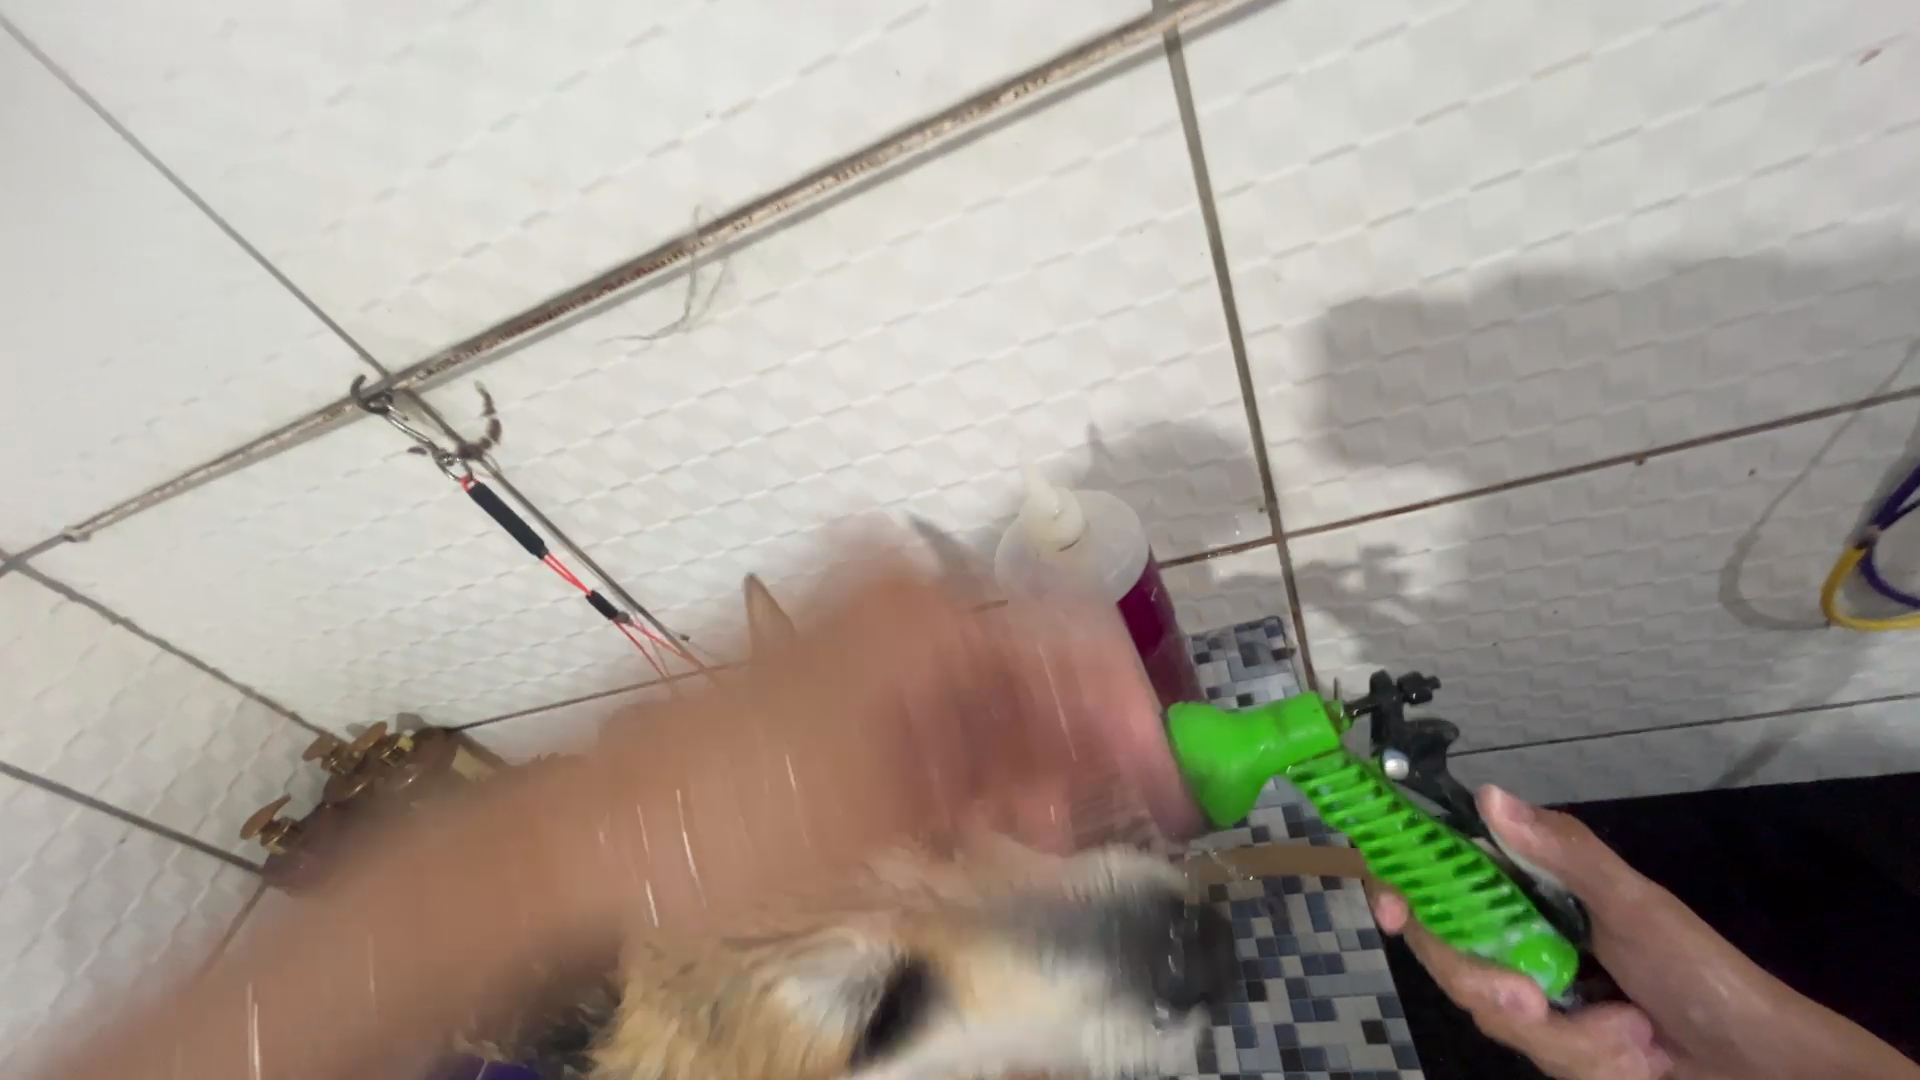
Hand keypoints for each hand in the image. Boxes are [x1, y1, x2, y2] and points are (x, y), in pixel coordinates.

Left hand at [573, 541, 1165, 928]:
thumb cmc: (742, 811)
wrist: (609, 829)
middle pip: (1028, 665)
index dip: (1127, 709)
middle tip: (1107, 822)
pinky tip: (988, 818)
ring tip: (1044, 836)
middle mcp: (900, 607)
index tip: (1165, 775)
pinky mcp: (847, 676)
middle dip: (1074, 746)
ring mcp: (869, 639)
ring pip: (986, 692)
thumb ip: (1023, 769)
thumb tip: (1114, 759)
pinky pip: (939, 710)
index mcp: (921, 614)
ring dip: (1026, 765)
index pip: (1068, 638)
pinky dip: (973, 765)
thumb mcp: (898, 803)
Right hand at [1369, 785, 1918, 1079]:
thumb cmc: (1703, 973)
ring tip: (1625, 1032)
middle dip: (1475, 976)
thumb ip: (1561, 853)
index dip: (1395, 882)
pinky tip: (1631, 1049)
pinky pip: (1526, 1049)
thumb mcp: (1635, 904)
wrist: (1766, 1074)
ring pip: (1479, 1002)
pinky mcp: (1547, 1045)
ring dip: (1553, 1028)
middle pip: (1438, 944)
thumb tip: (1486, 794)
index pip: (1432, 873)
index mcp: (1517, 889)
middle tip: (1524, 997)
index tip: (1388, 907)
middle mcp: (1506, 934)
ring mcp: (1523, 992)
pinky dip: (1582, 1053)